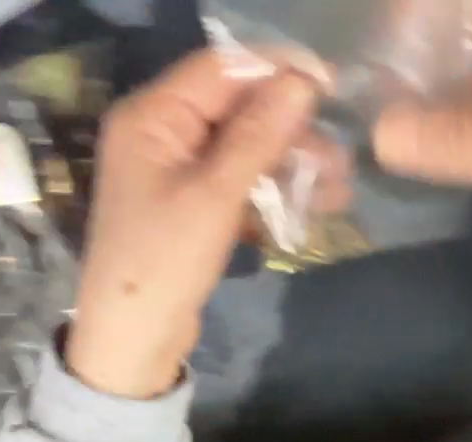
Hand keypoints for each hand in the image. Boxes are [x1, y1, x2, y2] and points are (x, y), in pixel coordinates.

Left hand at [67, 53, 319, 398]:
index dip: (277, 70)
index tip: (332, 86)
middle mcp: (158, 136)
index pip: (220, 68)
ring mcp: (171, 175)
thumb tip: (301, 82)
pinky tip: (309, 209)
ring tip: (338, 187)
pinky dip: (267, 195)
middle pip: (233, 110)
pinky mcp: (186, 211)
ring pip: (239, 151)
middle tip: (340, 154)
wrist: (131, 342)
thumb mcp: (213, 196)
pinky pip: (232, 186)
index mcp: (150, 117)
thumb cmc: (163, 264)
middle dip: (289, 129)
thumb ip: (257, 135)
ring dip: (287, 166)